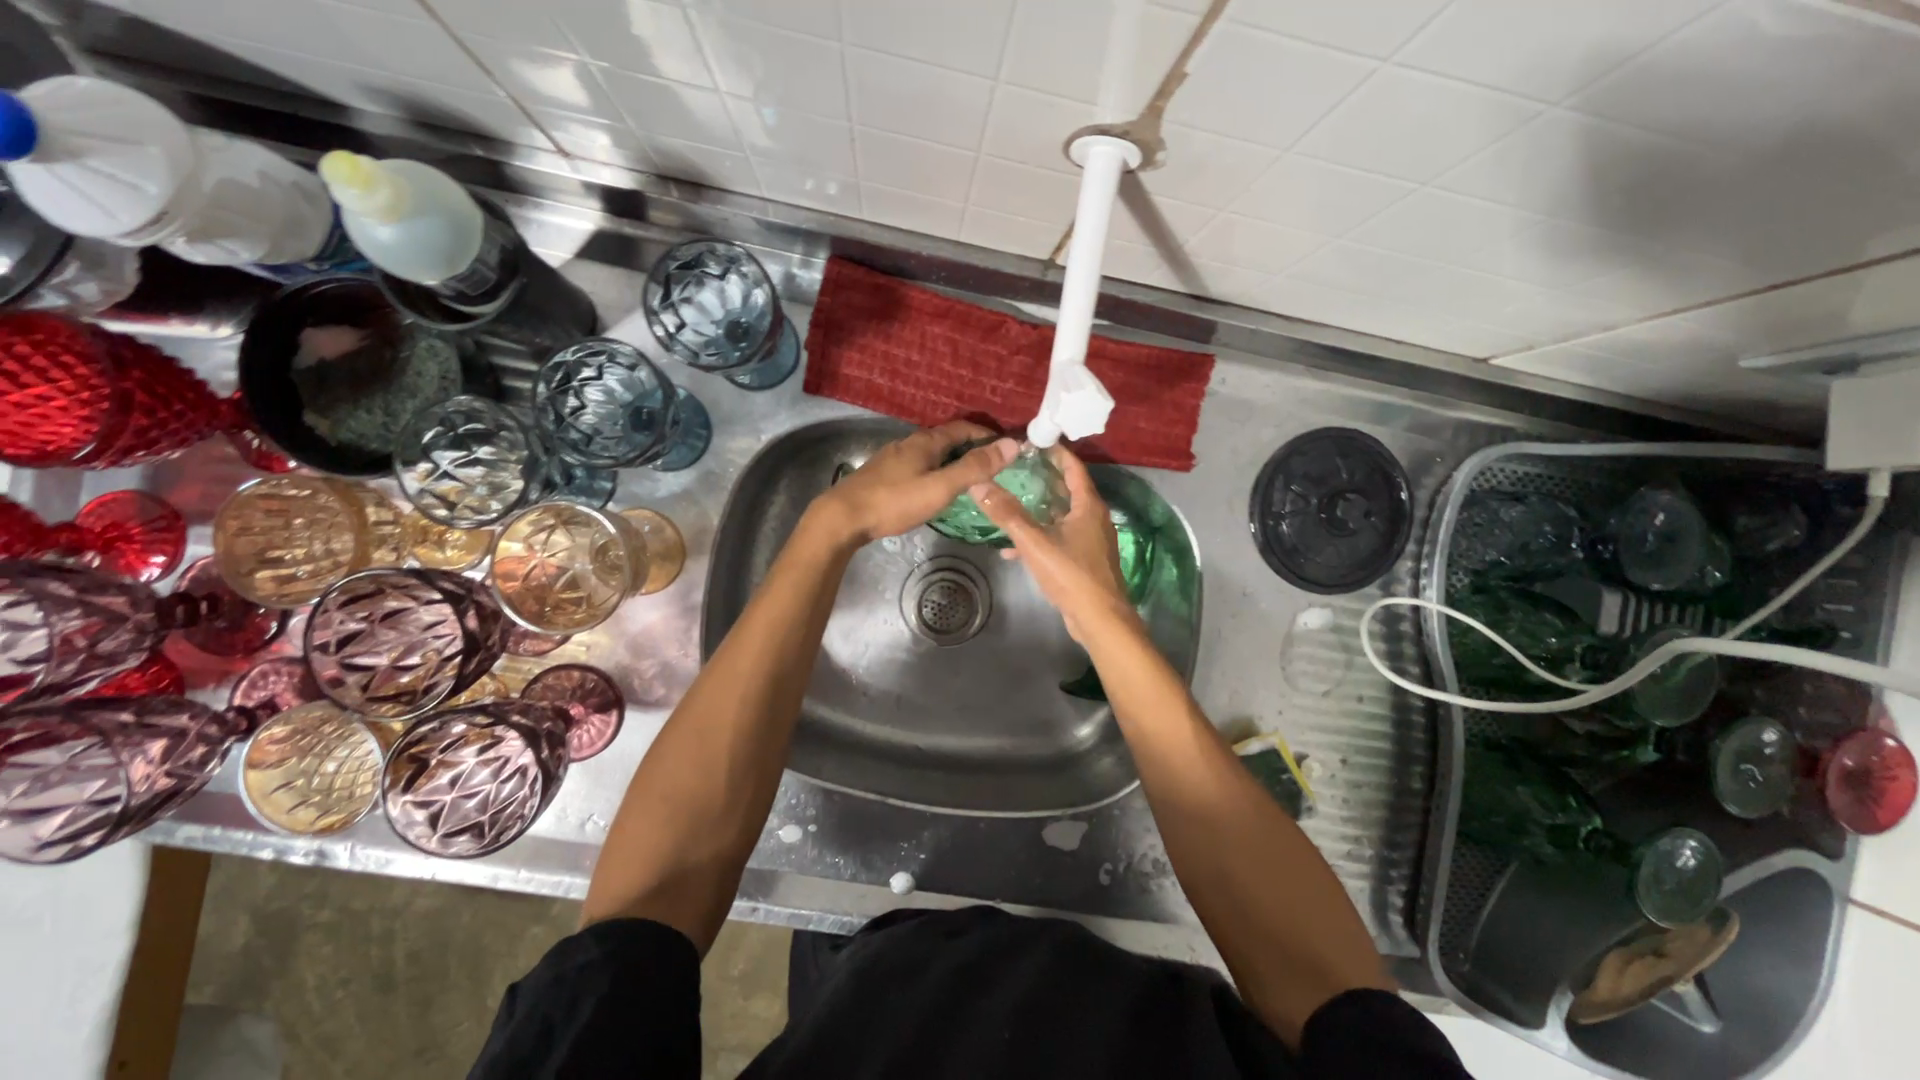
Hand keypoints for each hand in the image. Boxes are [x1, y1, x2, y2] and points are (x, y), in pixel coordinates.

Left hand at [810, 421, 1017, 545]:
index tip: (1006, 448)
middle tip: (992, 466)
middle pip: (946, 439)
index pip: (963, 428)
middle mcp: (909, 443)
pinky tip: (935, 490)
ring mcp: (892, 459)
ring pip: (930, 454)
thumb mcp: (941, 487)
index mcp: (926, 442)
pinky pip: (917, 467)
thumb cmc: (894, 502)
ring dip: (951, 461)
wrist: (842, 518)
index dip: (986, 435)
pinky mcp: (882, 476)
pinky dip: (934, 472)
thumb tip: (1012, 444)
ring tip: (968, 479)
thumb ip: (975, 468)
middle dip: (970, 448)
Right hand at [970, 444, 1137, 642]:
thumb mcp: (1034, 541)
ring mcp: (1090, 539)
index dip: (1054, 452)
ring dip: (1038, 509)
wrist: (1099, 618)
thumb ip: (1007, 513)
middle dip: (1043, 478)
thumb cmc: (1071, 574)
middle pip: (1067, 489)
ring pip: (1061, 515)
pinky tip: (1013, 549)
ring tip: (1010, 501)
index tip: (1032, 442)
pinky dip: (1039, 538)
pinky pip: (1059, 538)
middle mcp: (1093, 517)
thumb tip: (978, 485)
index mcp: (1087, 505)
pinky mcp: (1084, 559)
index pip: (1072, 467)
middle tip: (1016, 468)